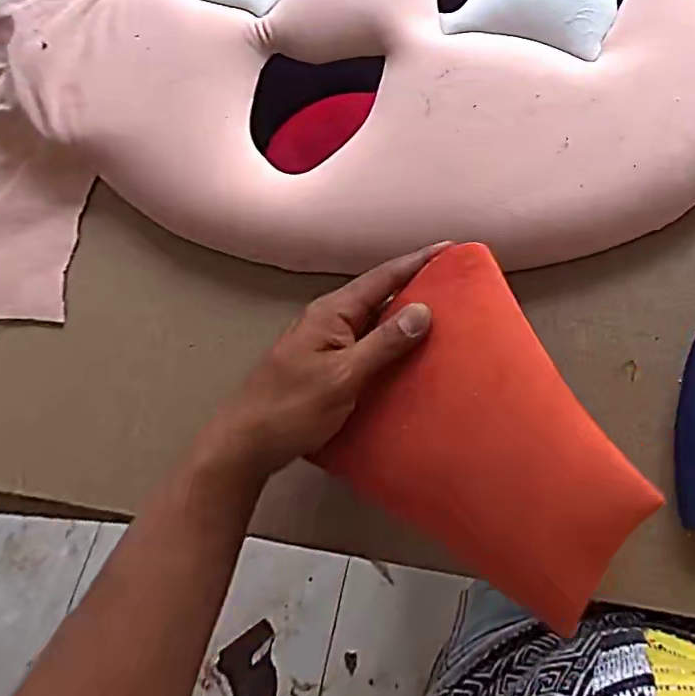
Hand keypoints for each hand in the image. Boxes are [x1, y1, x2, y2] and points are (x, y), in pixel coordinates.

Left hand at [192, 243, 448, 481]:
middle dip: (416, 282)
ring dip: (405, 313)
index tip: (448, 248)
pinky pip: (368, 341)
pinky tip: (409, 351)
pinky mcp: (328, 363)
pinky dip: (392, 339)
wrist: (241, 447)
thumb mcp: (343, 376)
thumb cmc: (289, 409)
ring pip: (375, 318)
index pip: (383, 277)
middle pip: (380, 293)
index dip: (417, 261)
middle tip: (453, 279)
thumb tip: (423, 310)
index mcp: (332, 312)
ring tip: (442, 311)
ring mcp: (327, 341)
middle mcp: (330, 319)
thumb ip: (384, 343)